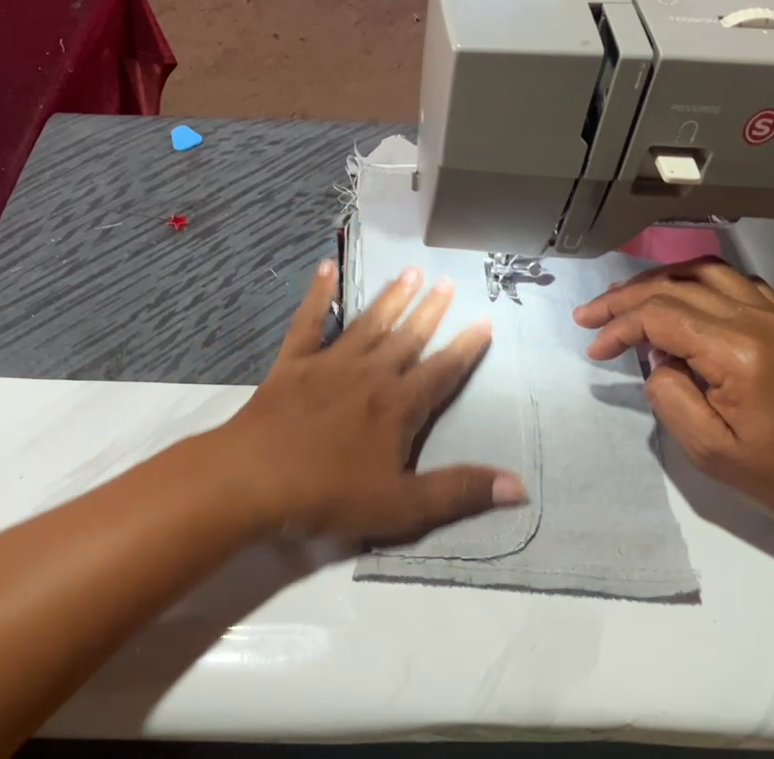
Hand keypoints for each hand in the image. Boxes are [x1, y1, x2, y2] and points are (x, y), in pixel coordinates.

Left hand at [212, 260, 525, 543]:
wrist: (254, 478)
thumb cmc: (330, 495)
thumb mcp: (403, 507)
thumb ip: (459, 491)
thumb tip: (519, 486)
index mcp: (399, 406)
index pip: (443, 371)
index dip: (466, 348)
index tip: (484, 321)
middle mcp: (369, 374)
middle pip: (408, 336)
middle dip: (431, 310)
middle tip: (448, 281)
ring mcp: (329, 363)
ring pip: (368, 322)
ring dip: (391, 297)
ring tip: (409, 271)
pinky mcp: (293, 362)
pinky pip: (309, 320)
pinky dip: (319, 293)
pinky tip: (326, 268)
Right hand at [573, 257, 773, 550]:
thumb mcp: (710, 451)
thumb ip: (669, 396)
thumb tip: (657, 361)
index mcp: (737, 352)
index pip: (659, 315)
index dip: (618, 326)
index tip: (593, 350)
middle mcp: (757, 320)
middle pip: (676, 285)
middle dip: (624, 298)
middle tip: (589, 315)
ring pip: (705, 272)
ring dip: (659, 281)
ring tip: (626, 300)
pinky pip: (736, 283)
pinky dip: (699, 282)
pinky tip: (683, 300)